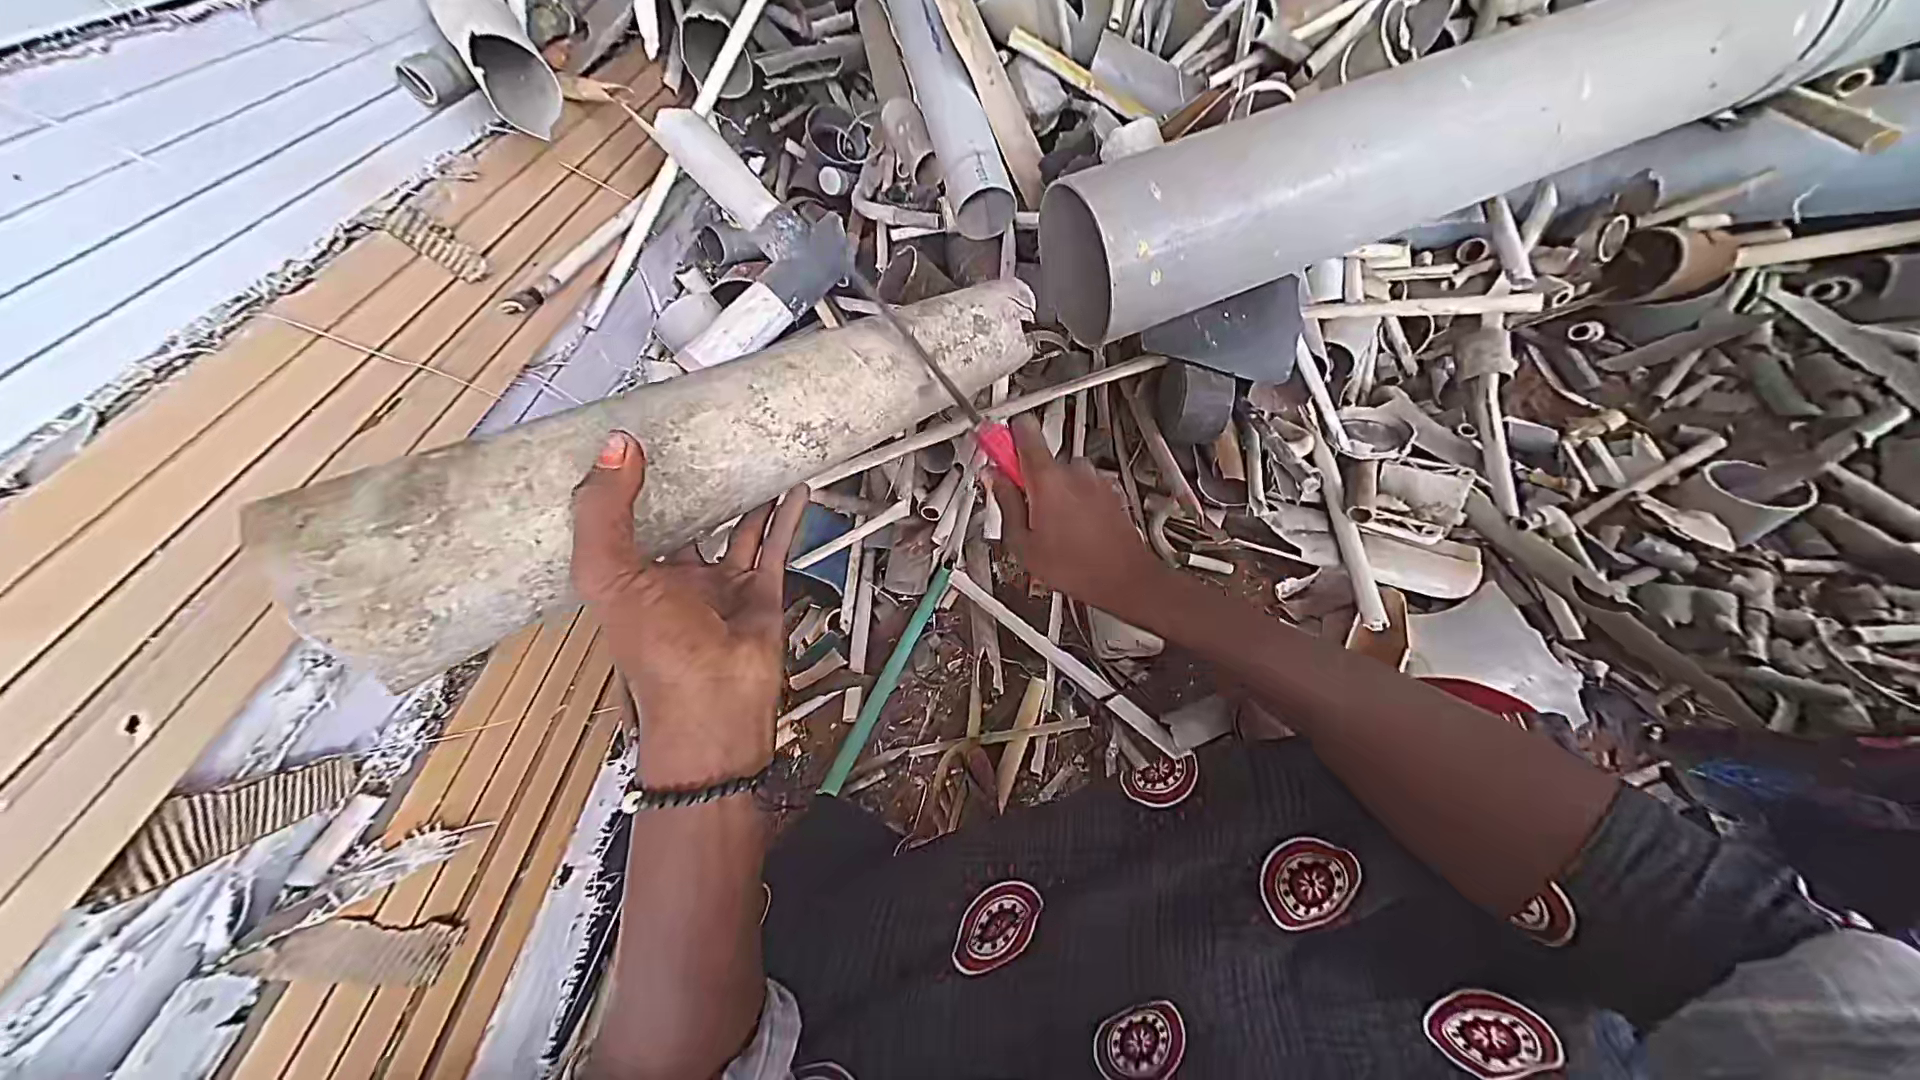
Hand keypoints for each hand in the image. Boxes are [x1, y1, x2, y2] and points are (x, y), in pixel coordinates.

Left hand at [571, 431, 807, 788]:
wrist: (716, 703)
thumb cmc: (658, 657)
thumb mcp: (610, 576)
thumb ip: (605, 512)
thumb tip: (614, 449)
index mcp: (633, 578)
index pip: (628, 519)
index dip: (631, 483)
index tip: (640, 442)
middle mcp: (678, 580)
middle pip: (690, 520)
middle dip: (697, 487)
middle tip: (706, 443)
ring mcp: (722, 586)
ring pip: (738, 529)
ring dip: (747, 498)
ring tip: (754, 460)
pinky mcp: (761, 590)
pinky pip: (775, 545)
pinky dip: (786, 517)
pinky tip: (793, 492)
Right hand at [988, 415, 1172, 621]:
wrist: (1123, 579)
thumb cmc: (1077, 567)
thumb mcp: (1023, 542)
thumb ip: (1005, 502)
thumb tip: (994, 480)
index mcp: (1047, 478)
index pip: (1023, 433)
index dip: (1002, 436)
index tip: (991, 442)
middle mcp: (1074, 471)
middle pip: (1040, 459)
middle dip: (1027, 479)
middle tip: (1020, 508)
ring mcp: (1095, 479)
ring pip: (1061, 475)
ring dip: (1051, 492)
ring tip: (1048, 527)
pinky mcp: (1109, 491)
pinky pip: (1081, 487)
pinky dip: (1072, 500)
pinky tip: (1070, 530)